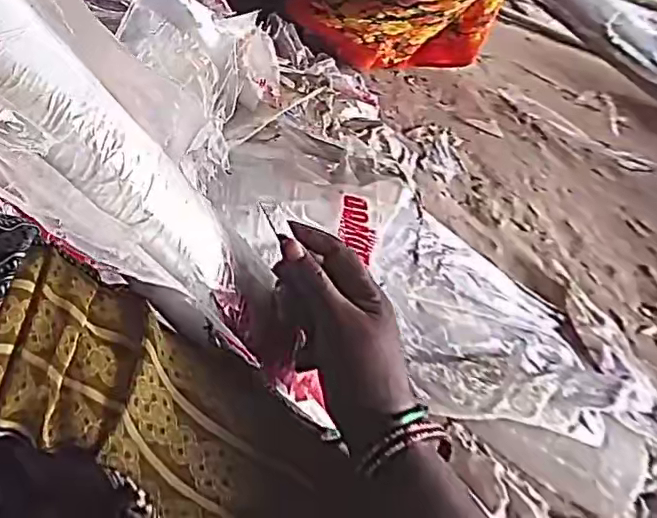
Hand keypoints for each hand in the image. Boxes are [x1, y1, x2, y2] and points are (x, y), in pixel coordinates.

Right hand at [275, 223, 416, 449]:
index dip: (312, 238)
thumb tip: (289, 243)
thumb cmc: (361, 367)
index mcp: (367, 295)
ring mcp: (344, 325)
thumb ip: (311, 279)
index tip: (284, 230)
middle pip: (318, 273)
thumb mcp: (335, 318)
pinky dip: (300, 327)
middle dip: (297, 278)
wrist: (373, 426)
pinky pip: (307, 320)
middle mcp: (357, 305)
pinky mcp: (331, 343)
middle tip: (282, 286)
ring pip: (308, 297)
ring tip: (296, 324)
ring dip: (296, 305)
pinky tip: (302, 345)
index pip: (338, 253)